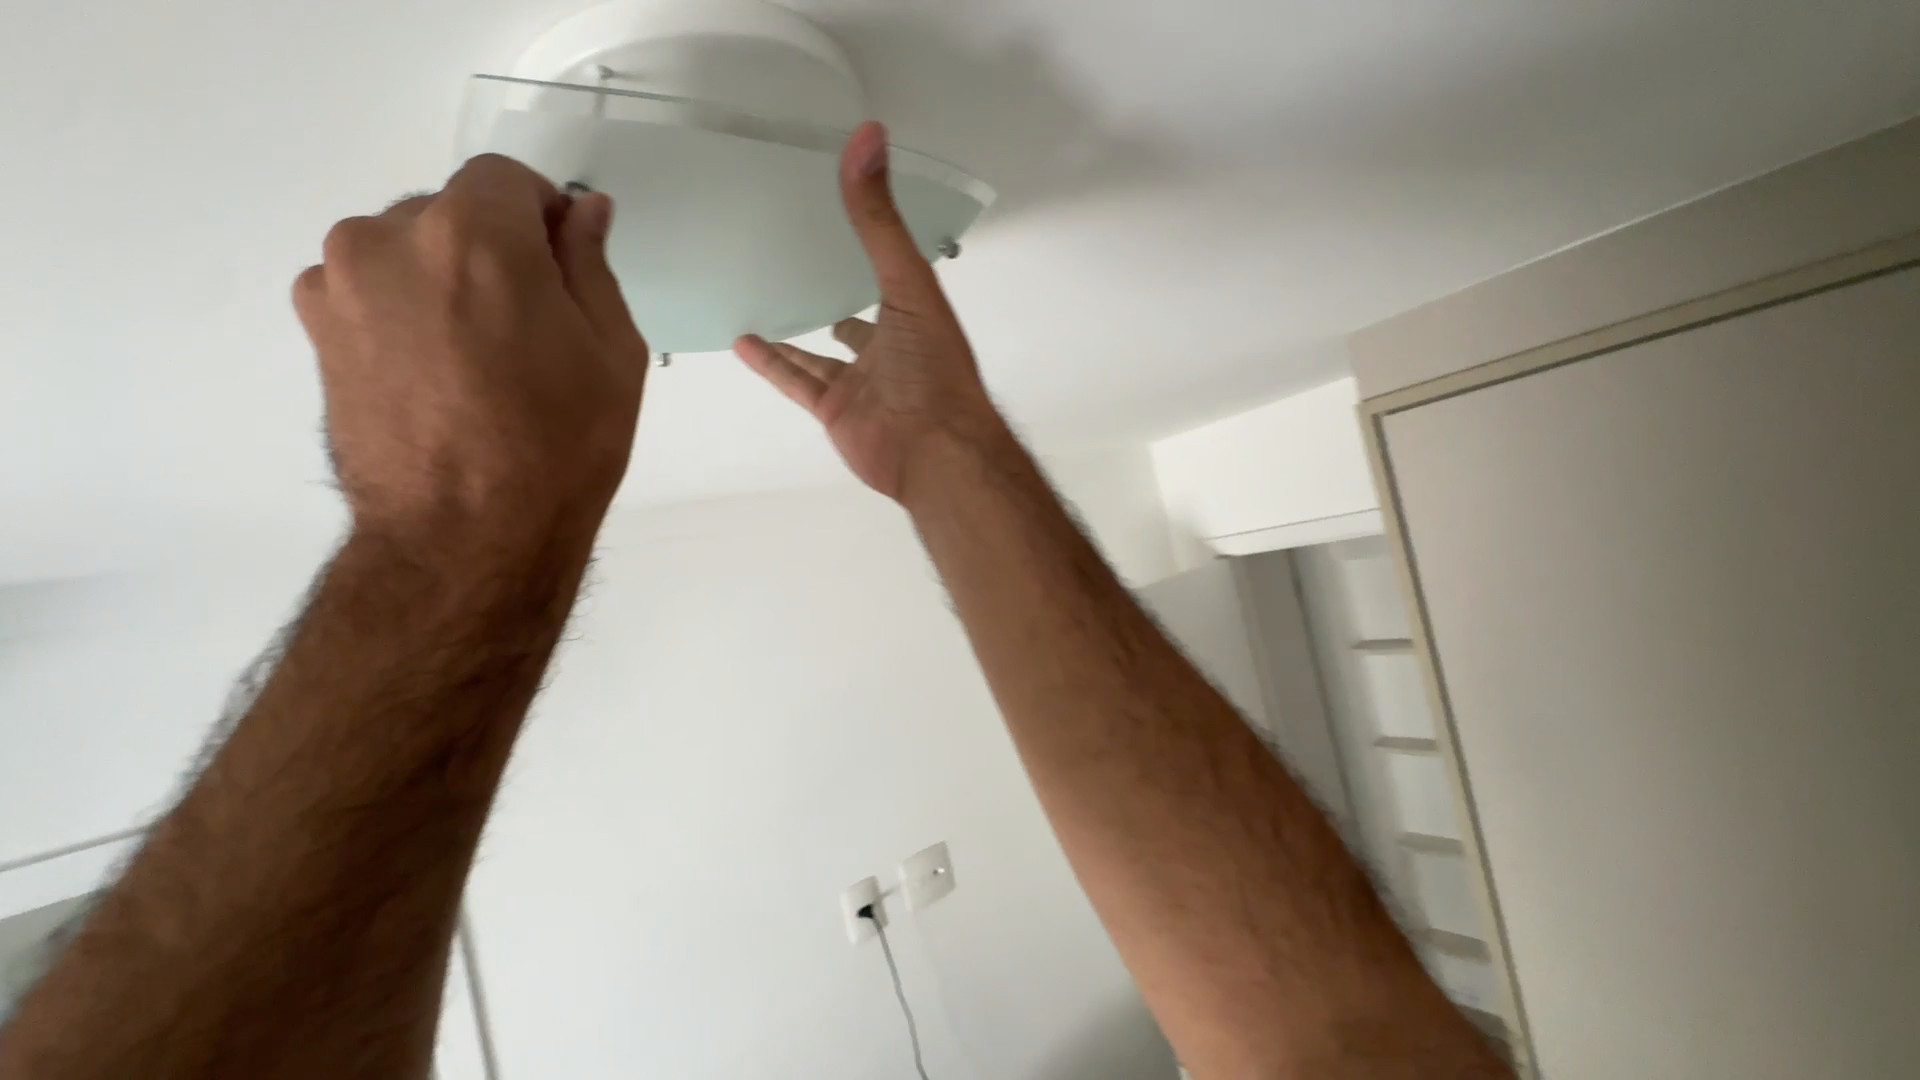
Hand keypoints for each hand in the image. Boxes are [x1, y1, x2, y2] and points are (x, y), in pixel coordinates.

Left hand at [295, 155, 648, 546]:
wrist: (466, 536)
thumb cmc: (562, 445)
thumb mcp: (613, 352)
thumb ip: (591, 266)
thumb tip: (585, 213)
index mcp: (474, 236)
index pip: (507, 180)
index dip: (545, 216)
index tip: (566, 268)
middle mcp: (387, 237)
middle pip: (453, 212)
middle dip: (496, 250)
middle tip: (530, 329)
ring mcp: (337, 282)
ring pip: (409, 250)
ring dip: (448, 280)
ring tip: (481, 361)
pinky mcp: (314, 328)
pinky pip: (372, 291)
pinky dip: (407, 311)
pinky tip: (438, 376)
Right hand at [734, 122, 1008, 503]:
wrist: (934, 451)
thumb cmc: (931, 366)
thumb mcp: (906, 283)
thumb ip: (880, 219)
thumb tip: (866, 136)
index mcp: (912, 313)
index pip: (885, 269)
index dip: (865, 243)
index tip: (834, 213)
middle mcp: (888, 346)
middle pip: (852, 315)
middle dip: (829, 293)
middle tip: (790, 261)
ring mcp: (860, 382)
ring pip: (818, 353)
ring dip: (792, 331)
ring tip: (757, 298)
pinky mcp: (835, 411)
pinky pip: (797, 382)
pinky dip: (771, 364)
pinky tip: (742, 340)